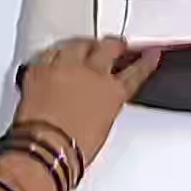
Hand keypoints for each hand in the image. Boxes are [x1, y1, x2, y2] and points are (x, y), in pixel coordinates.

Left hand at [16, 38, 160, 161]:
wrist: (45, 147)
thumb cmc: (74, 146)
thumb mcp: (104, 125)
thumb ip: (106, 104)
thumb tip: (100, 99)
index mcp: (114, 91)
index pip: (136, 71)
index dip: (145, 61)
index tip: (150, 55)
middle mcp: (92, 73)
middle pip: (109, 47)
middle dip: (115, 45)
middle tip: (117, 45)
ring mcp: (65, 68)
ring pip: (79, 43)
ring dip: (85, 45)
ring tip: (86, 46)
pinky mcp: (40, 68)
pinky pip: (51, 52)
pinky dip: (56, 53)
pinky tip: (57, 54)